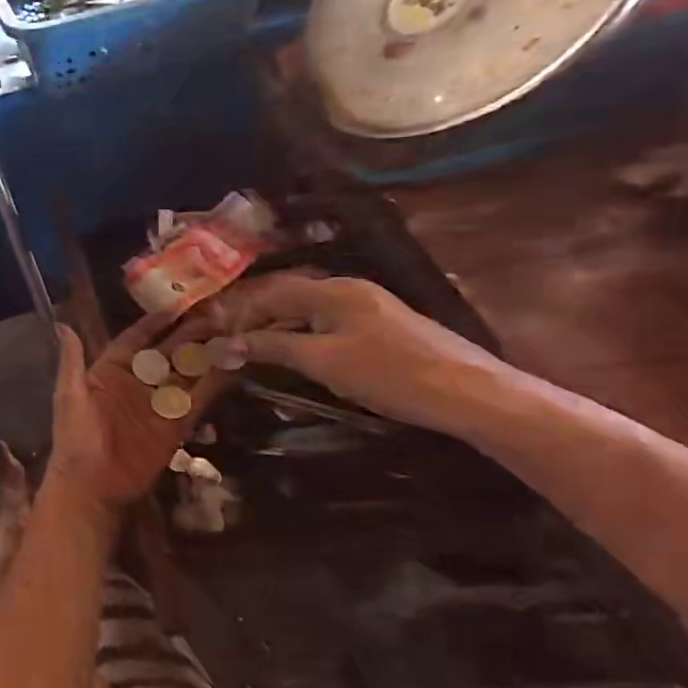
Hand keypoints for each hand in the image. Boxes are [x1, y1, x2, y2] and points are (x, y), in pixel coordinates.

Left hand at [48, 319, 228, 506]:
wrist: (92, 484)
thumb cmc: (76, 436)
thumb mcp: (70, 394)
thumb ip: (72, 360)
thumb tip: (61, 324)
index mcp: (108, 372)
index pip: (134, 340)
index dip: (153, 323)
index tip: (176, 305)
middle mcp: (136, 383)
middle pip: (166, 353)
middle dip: (188, 335)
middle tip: (216, 314)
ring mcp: (157, 404)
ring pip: (186, 373)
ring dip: (206, 355)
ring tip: (232, 333)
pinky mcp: (176, 425)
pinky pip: (197, 399)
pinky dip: (215, 383)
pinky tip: (234, 365)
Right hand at [202, 273, 515, 434]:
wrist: (478, 397)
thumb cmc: (392, 374)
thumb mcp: (322, 362)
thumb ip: (269, 348)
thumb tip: (220, 346)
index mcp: (332, 291)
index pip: (267, 293)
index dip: (234, 313)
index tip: (209, 336)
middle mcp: (348, 291)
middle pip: (285, 299)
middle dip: (251, 321)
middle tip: (224, 345)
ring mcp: (369, 309)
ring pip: (305, 314)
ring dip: (275, 332)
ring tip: (249, 355)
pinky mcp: (383, 330)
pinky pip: (326, 326)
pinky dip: (300, 339)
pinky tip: (292, 359)